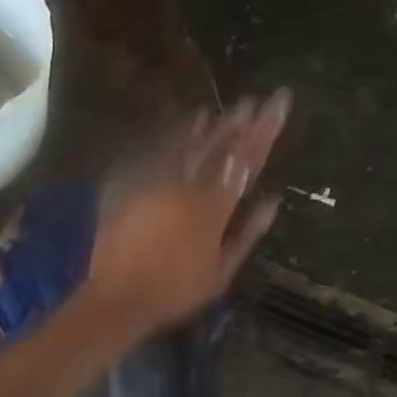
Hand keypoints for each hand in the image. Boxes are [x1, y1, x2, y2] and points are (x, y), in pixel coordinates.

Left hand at [85, 90, 291, 332]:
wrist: (119, 296)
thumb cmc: (174, 291)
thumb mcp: (221, 272)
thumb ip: (247, 235)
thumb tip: (272, 202)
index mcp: (213, 209)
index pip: (244, 162)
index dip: (263, 130)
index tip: (277, 103)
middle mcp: (185, 189)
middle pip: (216, 148)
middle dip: (237, 123)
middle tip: (254, 101)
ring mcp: (154, 186)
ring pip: (185, 147)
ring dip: (205, 128)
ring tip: (219, 112)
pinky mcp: (129, 188)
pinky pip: (153, 156)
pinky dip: (171, 139)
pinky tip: (181, 128)